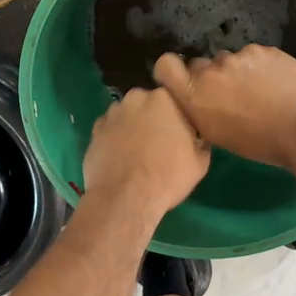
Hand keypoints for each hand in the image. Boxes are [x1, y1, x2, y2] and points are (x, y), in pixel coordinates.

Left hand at [81, 87, 209, 215]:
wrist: (125, 198)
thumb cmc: (167, 176)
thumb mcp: (200, 162)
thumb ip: (200, 140)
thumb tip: (197, 137)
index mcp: (164, 98)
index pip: (175, 100)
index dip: (178, 117)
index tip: (180, 133)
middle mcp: (136, 98)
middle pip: (149, 104)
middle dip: (154, 118)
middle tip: (159, 141)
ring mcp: (112, 113)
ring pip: (128, 115)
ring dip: (133, 126)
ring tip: (137, 151)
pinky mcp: (95, 129)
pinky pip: (110, 128)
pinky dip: (115, 137)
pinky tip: (120, 156)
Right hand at [152, 46, 295, 168]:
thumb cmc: (257, 142)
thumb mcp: (216, 133)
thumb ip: (199, 108)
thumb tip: (198, 96)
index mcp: (194, 96)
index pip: (166, 65)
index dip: (172, 69)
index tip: (183, 77)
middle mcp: (210, 71)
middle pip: (200, 63)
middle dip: (210, 74)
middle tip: (230, 92)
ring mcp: (237, 57)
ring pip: (229, 59)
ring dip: (237, 70)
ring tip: (258, 89)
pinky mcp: (262, 50)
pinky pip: (254, 55)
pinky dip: (260, 66)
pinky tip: (274, 82)